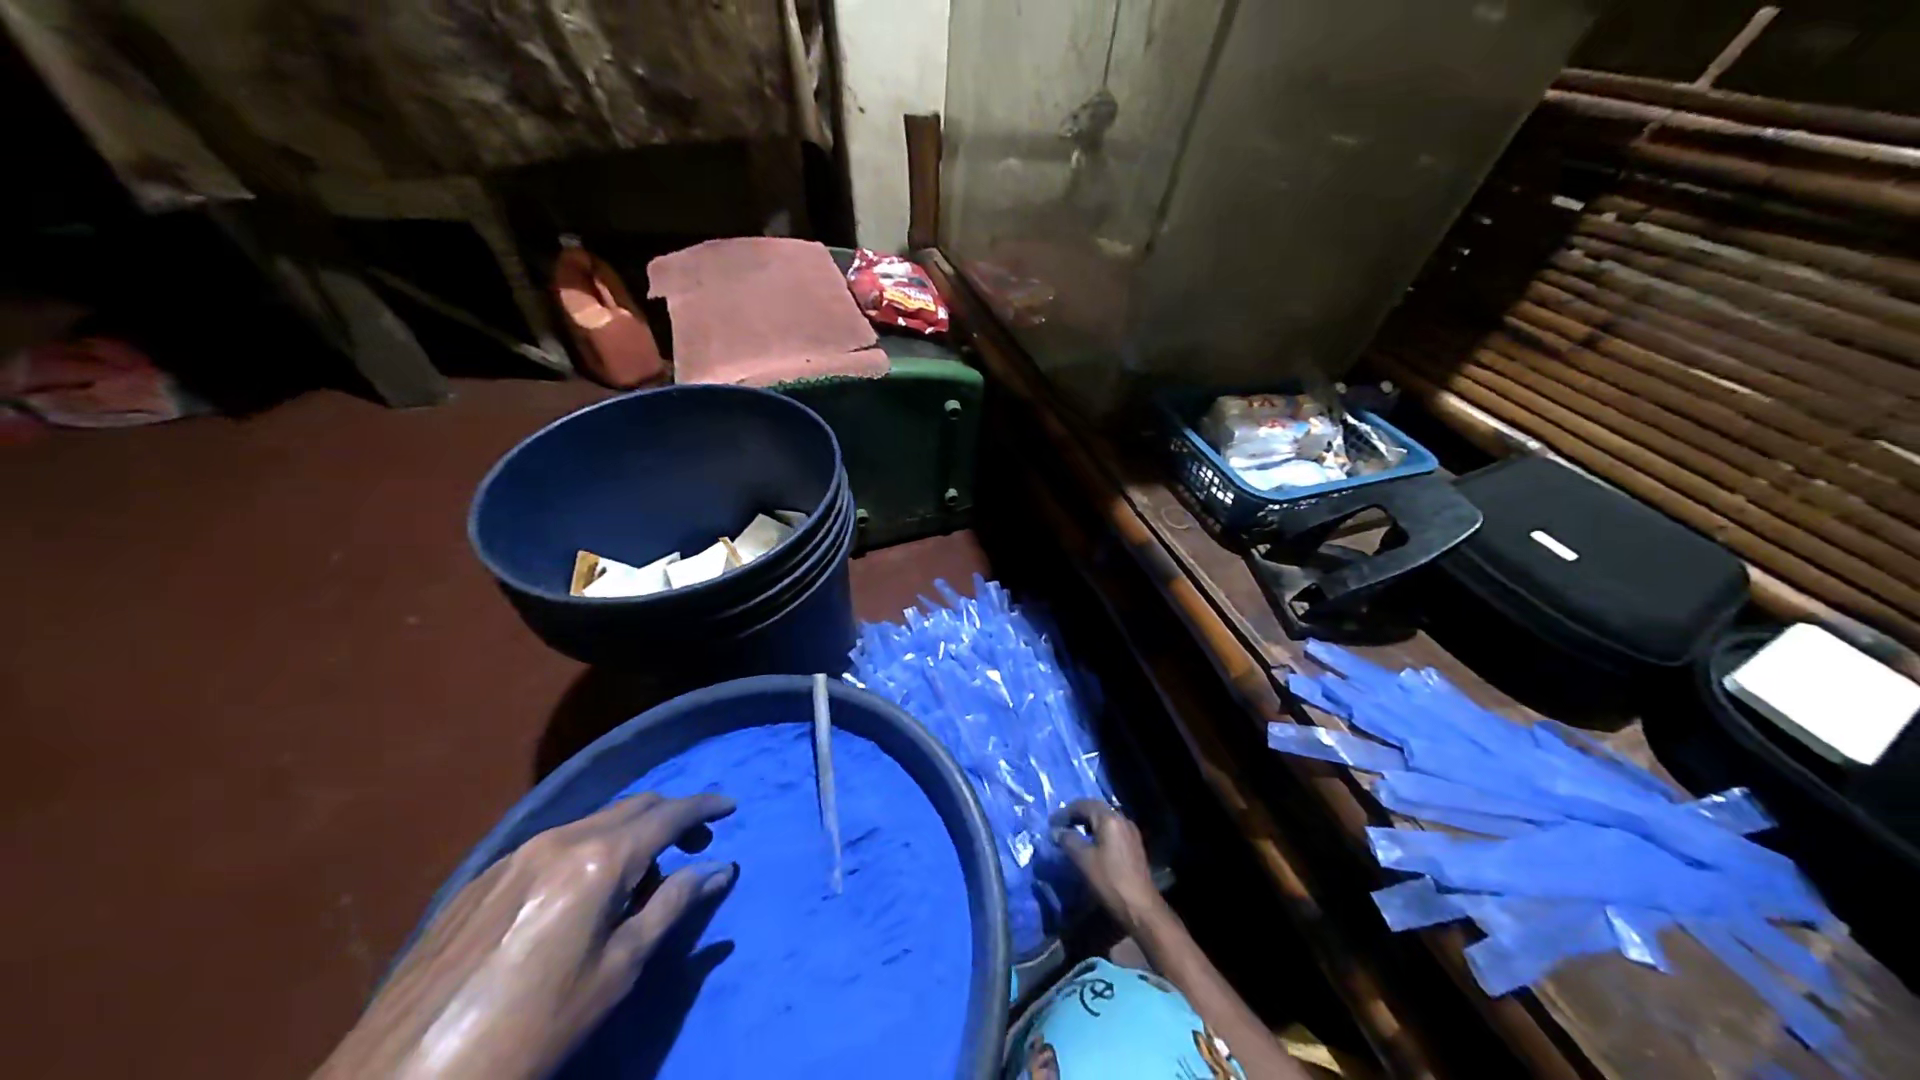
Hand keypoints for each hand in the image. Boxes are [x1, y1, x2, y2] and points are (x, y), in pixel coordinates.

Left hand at [315, 793, 736, 1079]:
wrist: (408, 1077)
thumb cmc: (536, 1026)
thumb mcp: (619, 970)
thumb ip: (673, 907)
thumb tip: (720, 869)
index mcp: (597, 859)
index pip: (667, 815)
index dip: (704, 806)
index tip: (732, 806)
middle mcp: (558, 840)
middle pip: (631, 808)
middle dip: (670, 817)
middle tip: (697, 845)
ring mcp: (515, 855)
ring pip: (592, 824)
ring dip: (629, 837)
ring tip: (640, 881)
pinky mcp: (483, 878)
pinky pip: (554, 847)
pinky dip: (587, 853)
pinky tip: (581, 899)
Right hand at [1051, 798, 1164, 935]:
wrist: (1140, 907)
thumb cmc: (1109, 881)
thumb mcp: (1083, 859)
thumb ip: (1067, 840)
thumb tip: (1057, 831)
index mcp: (1110, 819)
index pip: (1083, 805)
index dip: (1065, 812)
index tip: (1051, 823)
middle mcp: (1122, 820)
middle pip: (1095, 809)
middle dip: (1076, 815)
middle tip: (1060, 825)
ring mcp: (1131, 832)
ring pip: (1104, 819)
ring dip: (1087, 823)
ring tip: (1073, 833)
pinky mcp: (1134, 845)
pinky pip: (1112, 830)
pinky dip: (1098, 832)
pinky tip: (1091, 844)